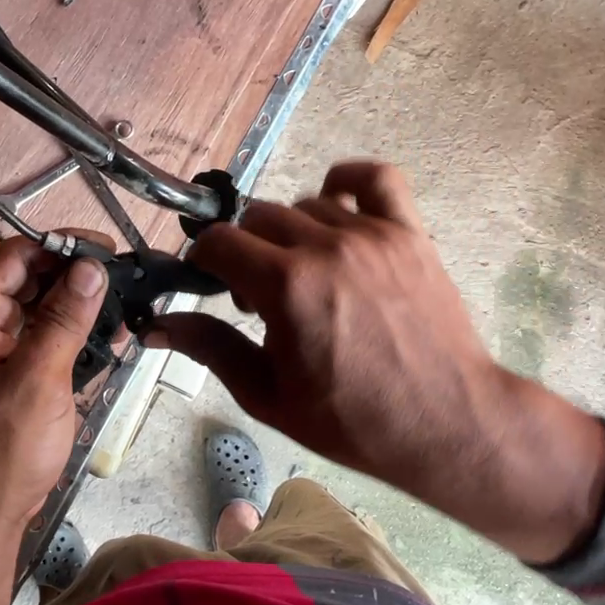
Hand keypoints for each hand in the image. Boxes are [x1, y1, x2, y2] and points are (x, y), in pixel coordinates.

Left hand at [0, 234, 108, 537]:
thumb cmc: (2, 450)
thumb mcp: (38, 379)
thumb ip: (64, 319)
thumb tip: (92, 266)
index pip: (16, 253)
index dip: (61, 244)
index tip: (107, 250)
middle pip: (26, 275)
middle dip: (73, 273)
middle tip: (123, 278)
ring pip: (36, 304)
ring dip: (75, 303)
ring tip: (122, 306)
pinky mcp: (5, 369)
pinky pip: (38, 335)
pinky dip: (69, 332)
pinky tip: (107, 338)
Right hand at [145, 161, 604, 563]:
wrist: (449, 426)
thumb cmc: (352, 421)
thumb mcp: (267, 395)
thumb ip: (209, 348)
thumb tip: (155, 326)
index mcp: (285, 287)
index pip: (219, 242)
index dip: (203, 260)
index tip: (211, 283)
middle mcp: (325, 248)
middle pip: (257, 219)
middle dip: (244, 251)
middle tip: (257, 295)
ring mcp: (372, 235)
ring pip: (305, 205)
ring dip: (289, 234)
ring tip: (302, 272)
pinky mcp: (409, 233)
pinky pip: (375, 178)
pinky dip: (348, 180)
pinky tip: (335, 204)